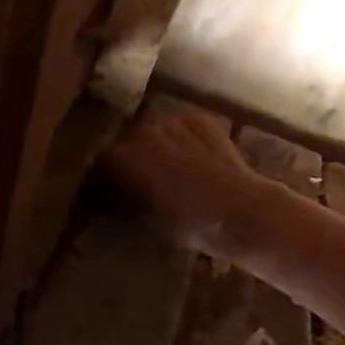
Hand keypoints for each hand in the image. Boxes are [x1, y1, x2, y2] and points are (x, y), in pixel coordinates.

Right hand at [103, 104, 283, 259]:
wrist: (240, 211)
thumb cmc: (188, 223)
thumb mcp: (147, 219)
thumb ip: (129, 199)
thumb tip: (118, 195)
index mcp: (126, 157)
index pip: (103, 160)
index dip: (105, 175)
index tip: (110, 188)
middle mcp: (146, 132)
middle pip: (128, 138)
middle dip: (130, 154)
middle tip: (138, 175)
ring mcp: (176, 121)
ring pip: (156, 126)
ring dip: (155, 141)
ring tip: (165, 161)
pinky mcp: (203, 121)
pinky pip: (183, 124)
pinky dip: (182, 136)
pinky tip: (190, 153)